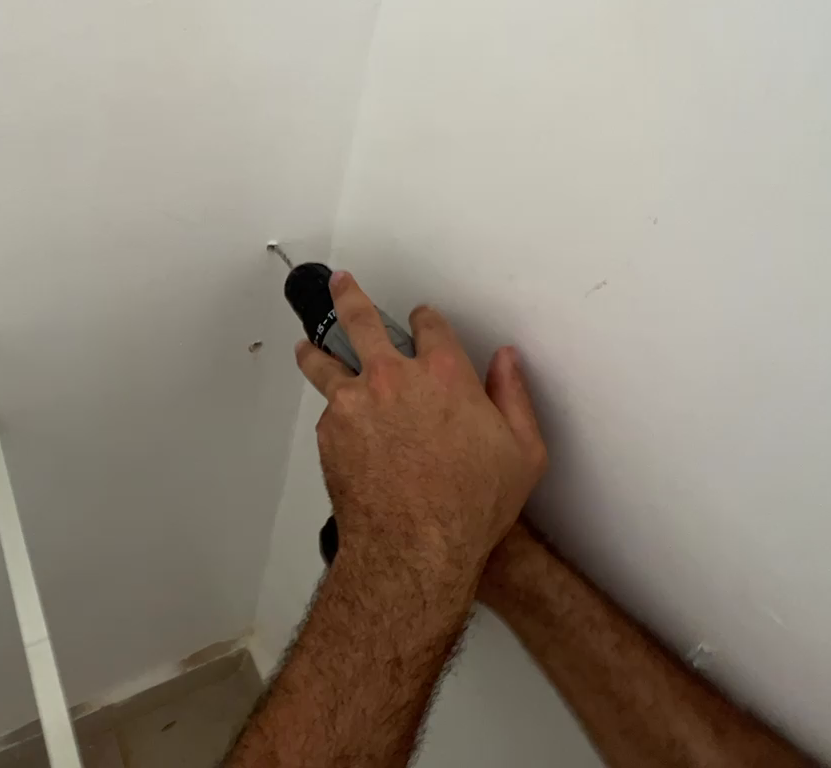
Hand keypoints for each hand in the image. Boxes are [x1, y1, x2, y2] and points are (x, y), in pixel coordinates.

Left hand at [296, 271, 546, 589]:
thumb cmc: (473, 505)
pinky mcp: (330, 427)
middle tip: (340, 284)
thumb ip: (514, 396)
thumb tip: (507, 358)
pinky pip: (329, 412)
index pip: (429, 324)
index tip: (422, 322)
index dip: (426, 320)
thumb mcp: (523, 452)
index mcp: (444, 374)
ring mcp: (355, 399)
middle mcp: (393, 375)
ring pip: (323, 360)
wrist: (415, 546)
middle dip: (349, 296)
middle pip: (360, 319)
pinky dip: (335, 415)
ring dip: (314, 350)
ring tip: (307, 347)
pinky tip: (343, 433)